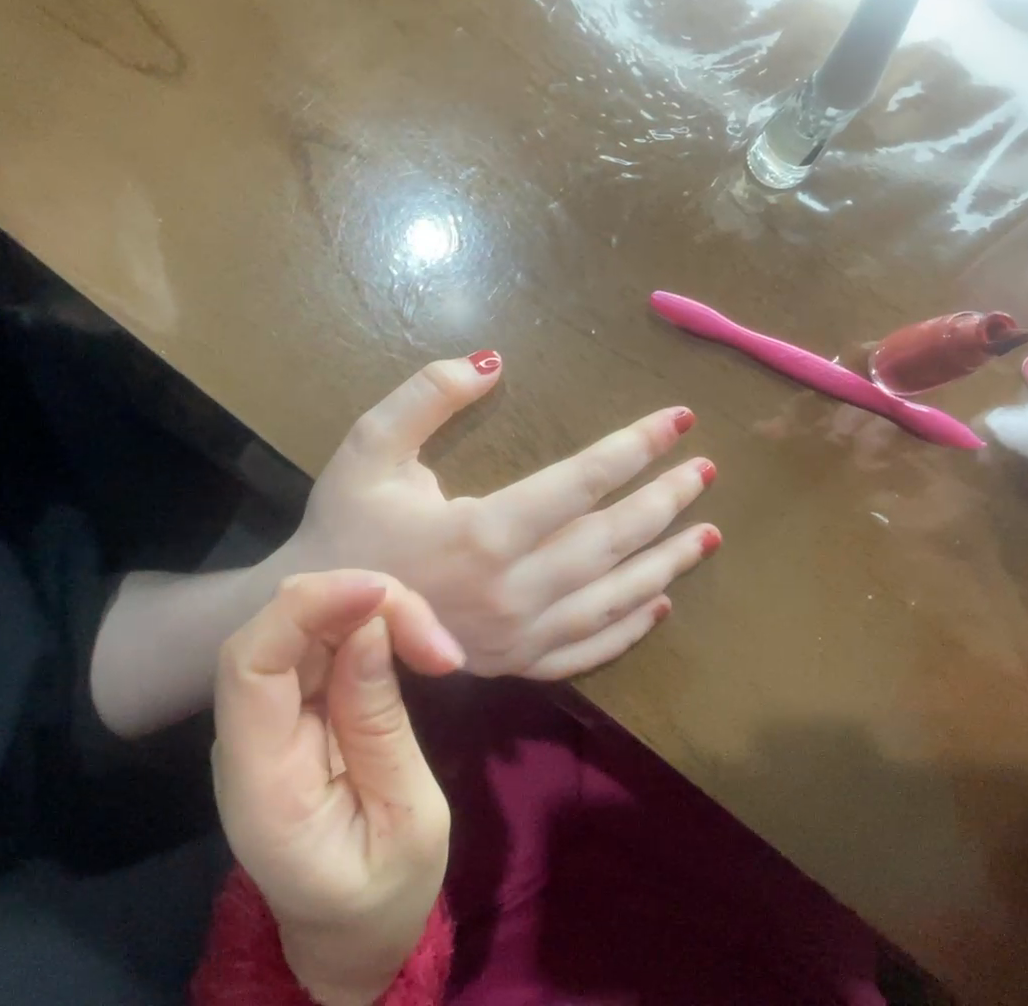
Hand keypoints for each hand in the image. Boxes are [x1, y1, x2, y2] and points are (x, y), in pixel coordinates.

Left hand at [212, 571, 454, 1005]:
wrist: (349, 931)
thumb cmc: (383, 896)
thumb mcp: (408, 821)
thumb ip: (381, 725)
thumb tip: (369, 627)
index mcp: (260, 781)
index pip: (251, 665)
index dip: (306, 609)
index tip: (378, 593)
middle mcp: (248, 738)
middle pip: (278, 632)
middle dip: (355, 605)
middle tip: (435, 639)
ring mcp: (267, 722)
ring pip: (302, 628)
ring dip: (371, 613)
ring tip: (435, 647)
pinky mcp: (293, 711)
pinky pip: (320, 647)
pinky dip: (369, 629)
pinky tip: (412, 645)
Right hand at [282, 352, 719, 680]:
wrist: (319, 617)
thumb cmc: (346, 525)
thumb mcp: (370, 446)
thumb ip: (426, 396)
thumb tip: (493, 361)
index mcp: (481, 533)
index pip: (581, 483)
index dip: (634, 447)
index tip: (678, 419)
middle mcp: (512, 590)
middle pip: (610, 541)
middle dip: (664, 501)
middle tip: (705, 470)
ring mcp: (517, 637)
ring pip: (612, 599)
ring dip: (665, 563)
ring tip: (708, 533)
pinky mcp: (513, 665)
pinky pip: (586, 652)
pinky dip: (629, 629)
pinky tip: (659, 604)